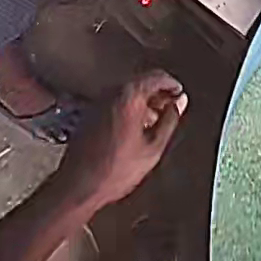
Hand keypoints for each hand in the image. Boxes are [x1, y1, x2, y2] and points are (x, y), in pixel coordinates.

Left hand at [53, 70, 186, 209]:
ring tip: (156, 120)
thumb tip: (179, 103)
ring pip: (129, 91)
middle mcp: (112, 92)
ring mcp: (100, 100)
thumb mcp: (153, 147)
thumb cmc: (115, 169)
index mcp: (129, 96)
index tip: (179, 94)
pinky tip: (136, 126)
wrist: (80, 184)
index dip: (172, 85)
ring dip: (144, 100)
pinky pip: (116, 100)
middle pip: (141, 81)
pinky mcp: (92, 111)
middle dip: (158, 93)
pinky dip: (129, 107)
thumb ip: (169, 120)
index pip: (157, 76)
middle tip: (171, 108)